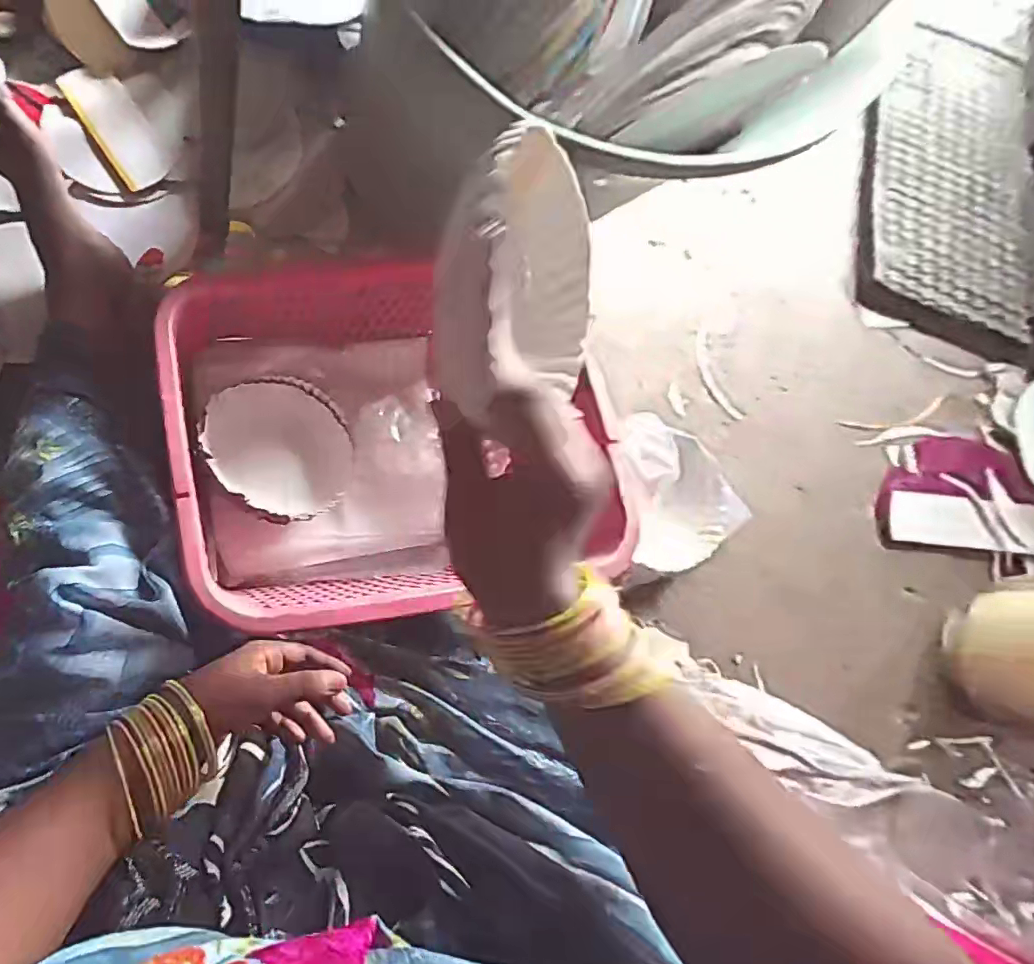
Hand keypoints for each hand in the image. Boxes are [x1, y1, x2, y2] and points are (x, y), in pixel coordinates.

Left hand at [179, 641, 353, 744]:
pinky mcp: (246, 709)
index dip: (329, 666)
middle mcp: (262, 667)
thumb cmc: (230, 697)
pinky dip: (287, 725)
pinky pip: (274, 715)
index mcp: (266, 653)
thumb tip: (341, 679)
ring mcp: (253, 689)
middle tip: (344, 713)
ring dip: (308, 717)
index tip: (351, 681)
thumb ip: (307, 685)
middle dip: (322, 697)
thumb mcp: (271, 690)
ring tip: (327, 738)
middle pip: (300, 679)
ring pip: (288, 701)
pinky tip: (299, 739)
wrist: (189, 720)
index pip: (305, 654)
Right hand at [431, 212, 607, 628]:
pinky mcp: (582, 457)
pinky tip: (516, 363)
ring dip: (534, 355)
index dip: (497, 359)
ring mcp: (588, 454)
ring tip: (508, 317)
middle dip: (527, 339)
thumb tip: (446, 397)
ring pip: (562, 390)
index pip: (523, 399)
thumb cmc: (495, 567)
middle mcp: (581, 453)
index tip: (478, 319)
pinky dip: (536, 383)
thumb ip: (461, 450)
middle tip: (506, 291)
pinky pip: (560, 408)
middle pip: (552, 382)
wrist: (537, 602)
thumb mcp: (465, 511)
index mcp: (551, 472)